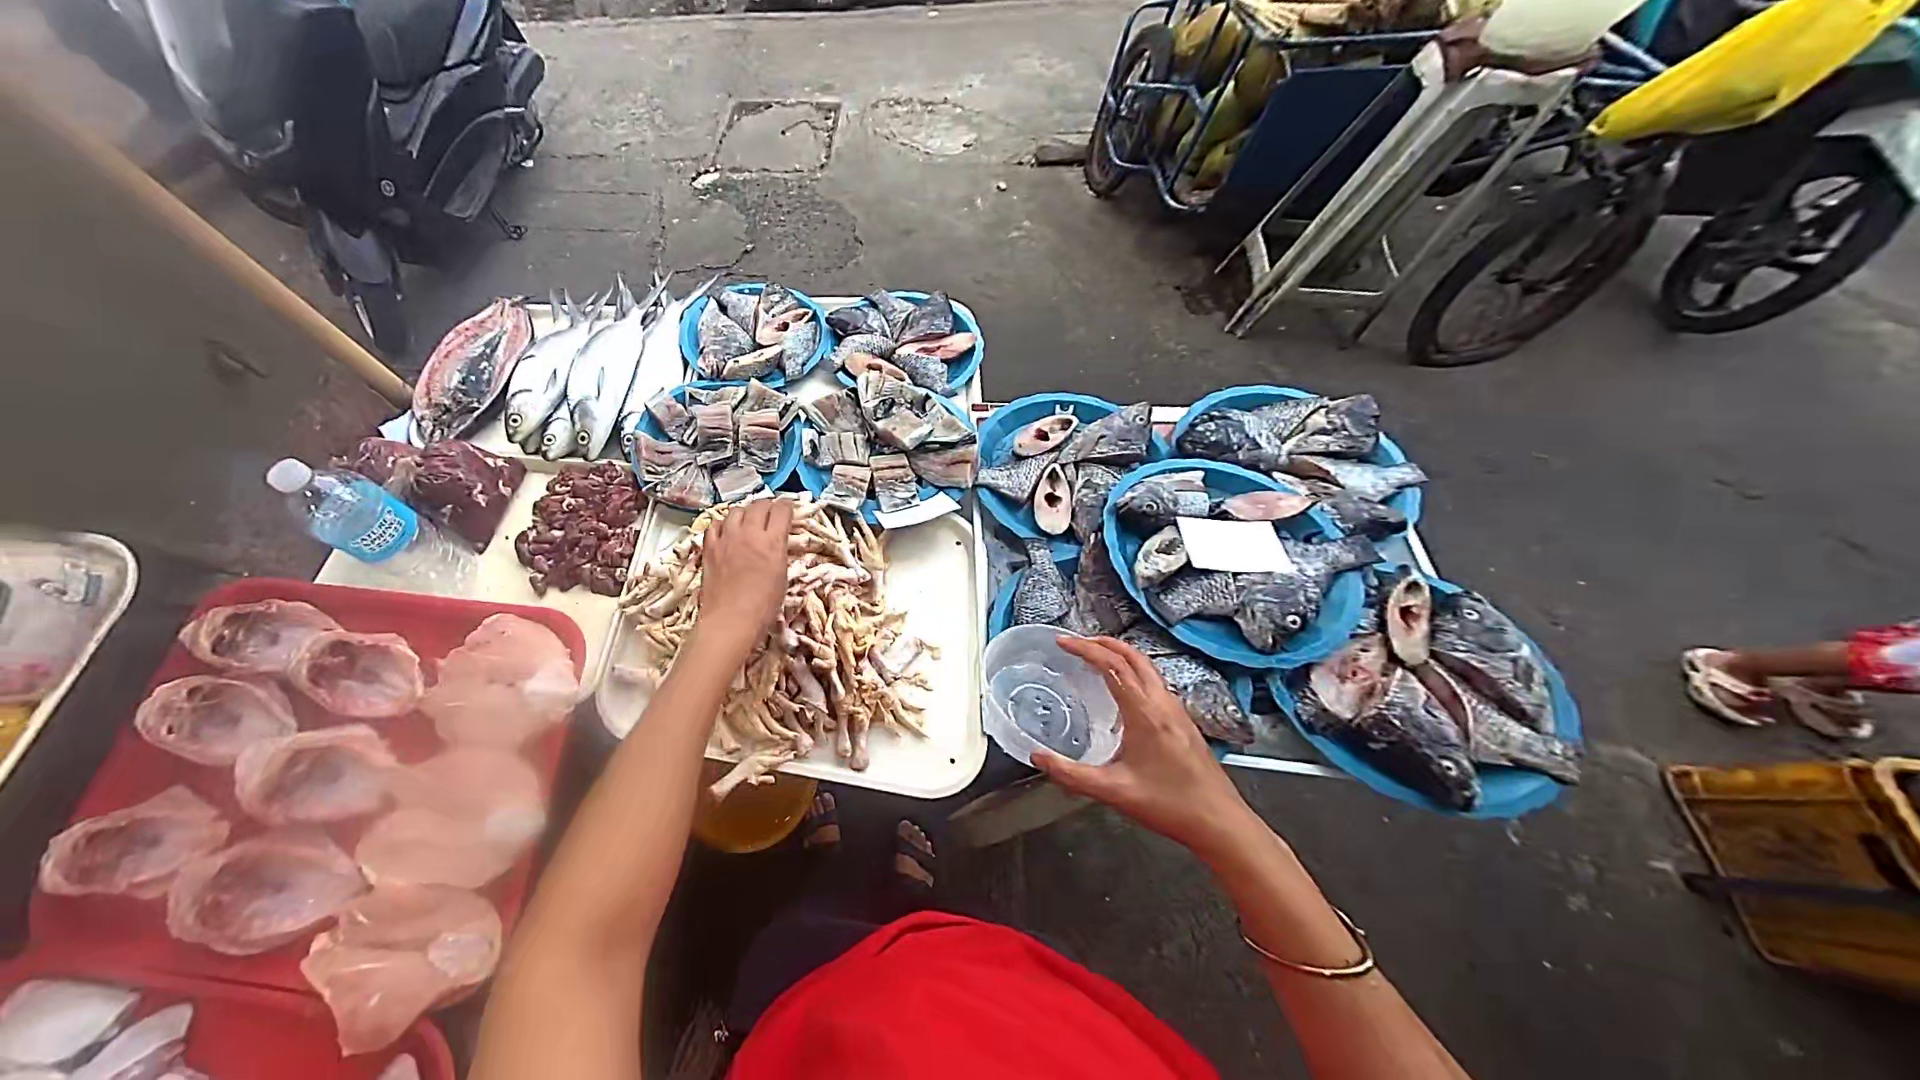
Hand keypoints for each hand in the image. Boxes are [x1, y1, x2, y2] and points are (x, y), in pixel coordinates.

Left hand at [695, 498, 791, 649]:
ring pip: (736, 510)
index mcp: (772, 541)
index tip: (788, 510)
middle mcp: (749, 533)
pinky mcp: (709, 547)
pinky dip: (724, 524)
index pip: (782, 509)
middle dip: (768, 506)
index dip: (787, 507)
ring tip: (749, 520)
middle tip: (770, 513)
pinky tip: (728, 531)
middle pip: (759, 505)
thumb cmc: (763, 606)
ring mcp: (727, 539)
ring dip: (746, 512)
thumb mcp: (782, 576)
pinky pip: (716, 524)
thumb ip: (779, 552)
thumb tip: (776, 543)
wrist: (731, 621)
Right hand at [1033, 636, 1259, 859]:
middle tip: (1077, 642)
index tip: (1063, 642)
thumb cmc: (1170, 805)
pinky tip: (1123, 690)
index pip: (1112, 665)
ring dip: (1120, 654)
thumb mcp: (1112, 791)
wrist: (1219, 822)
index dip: (1085, 649)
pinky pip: (1155, 682)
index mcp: (1145, 713)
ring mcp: (1177, 711)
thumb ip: (1071, 774)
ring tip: (1096, 657)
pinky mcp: (1183, 722)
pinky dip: (1133, 671)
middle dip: (1103, 643)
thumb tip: (1038, 758)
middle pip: (1132, 656)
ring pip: (1147, 667)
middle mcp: (1163, 704)